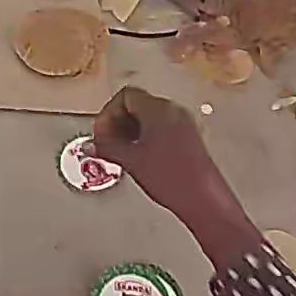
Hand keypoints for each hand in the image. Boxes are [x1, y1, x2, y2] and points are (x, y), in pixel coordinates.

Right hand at [92, 87, 260, 263]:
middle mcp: (173, 112)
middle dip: (117, 122)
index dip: (108, 114)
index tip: (101, 132)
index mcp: (159, 109)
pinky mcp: (188, 138)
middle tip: (106, 142)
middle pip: (137, 104)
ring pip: (148, 117)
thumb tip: (92, 145)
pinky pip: (160, 128)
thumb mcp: (131, 161)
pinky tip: (137, 157)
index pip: (126, 96)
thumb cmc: (175, 178)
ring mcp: (183, 124)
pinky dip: (144, 138)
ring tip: (119, 152)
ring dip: (129, 131)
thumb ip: (107, 148)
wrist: (203, 199)